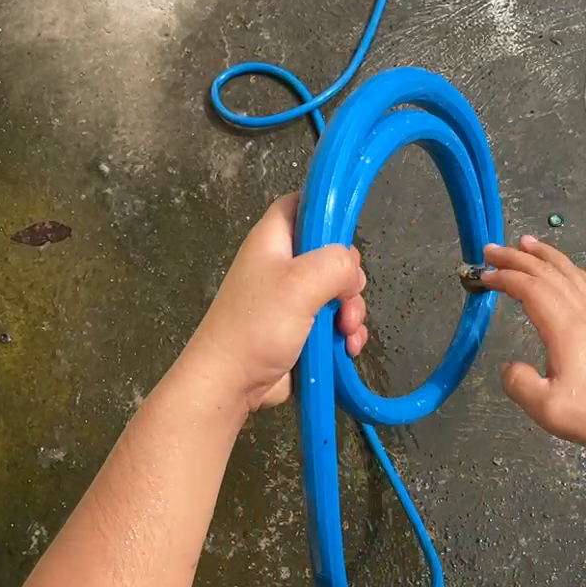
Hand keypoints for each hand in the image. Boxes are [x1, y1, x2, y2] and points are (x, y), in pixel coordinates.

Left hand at [178, 194, 369, 411]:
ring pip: (338, 293)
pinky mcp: (301, 331)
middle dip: (350, 279)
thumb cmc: (258, 325)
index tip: (346, 232)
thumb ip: (336, 263)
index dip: (325, 211)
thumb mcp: (301, 282)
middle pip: (332, 254)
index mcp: (274, 240)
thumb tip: (351, 273)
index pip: (302, 205)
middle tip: (347, 298)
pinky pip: (334, 324)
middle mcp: (283, 266)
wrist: (233, 382)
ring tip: (347, 333)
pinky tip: (348, 349)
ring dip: (352, 313)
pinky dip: (346, 334)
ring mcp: (293, 301)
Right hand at [480, 235, 585, 457]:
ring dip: (546, 256)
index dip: (506, 278)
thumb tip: (509, 365)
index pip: (532, 289)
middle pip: (549, 274)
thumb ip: (517, 382)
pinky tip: (563, 270)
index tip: (483, 276)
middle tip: (491, 249)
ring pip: (571, 274)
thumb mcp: (542, 406)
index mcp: (566, 328)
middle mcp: (583, 315)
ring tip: (526, 243)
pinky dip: (569, 269)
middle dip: (518, 259)